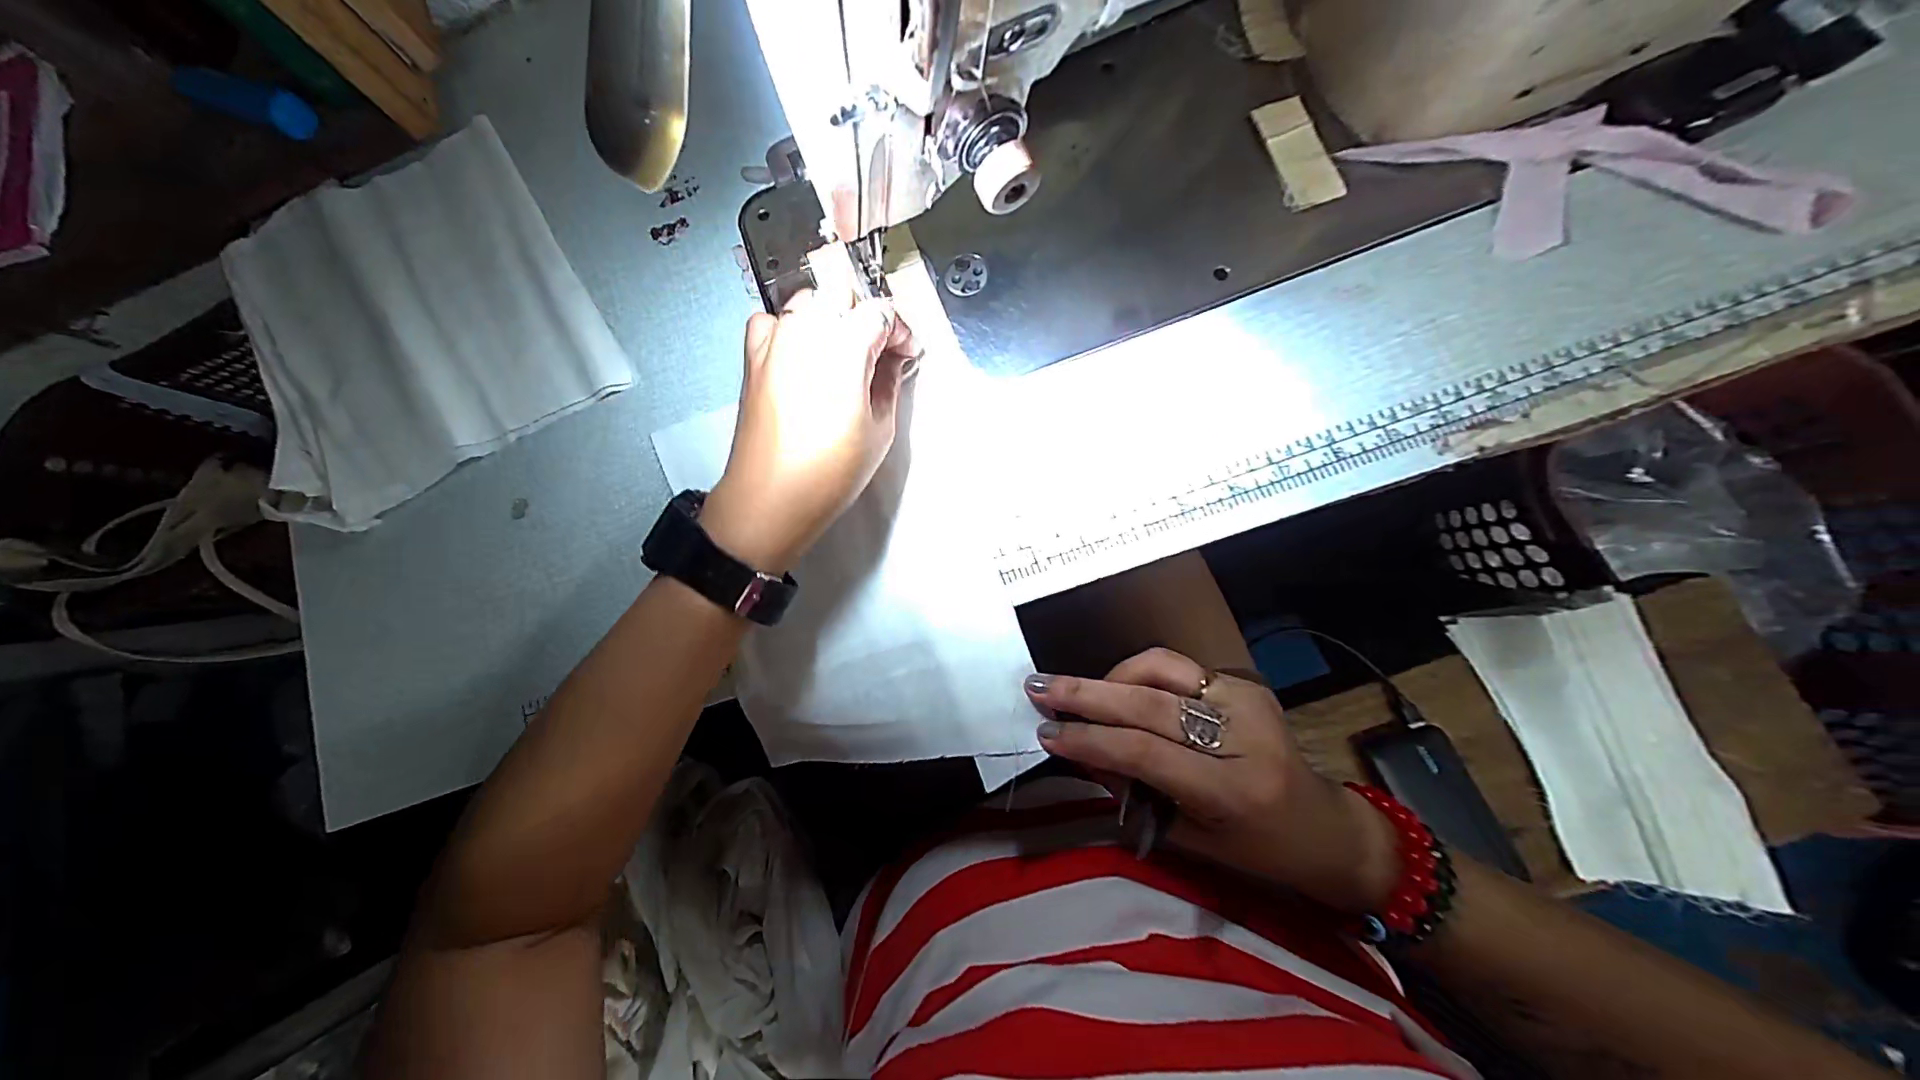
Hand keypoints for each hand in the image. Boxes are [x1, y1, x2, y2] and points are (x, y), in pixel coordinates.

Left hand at [700, 287, 918, 573]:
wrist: (770, 497)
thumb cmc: (827, 472)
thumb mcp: (879, 429)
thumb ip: (888, 381)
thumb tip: (893, 359)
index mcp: (844, 346)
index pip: (880, 312)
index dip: (901, 330)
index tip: (908, 351)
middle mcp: (806, 332)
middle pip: (843, 294)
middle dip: (867, 315)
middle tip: (882, 349)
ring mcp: (775, 341)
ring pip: (809, 301)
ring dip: (832, 317)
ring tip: (846, 353)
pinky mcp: (753, 357)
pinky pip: (774, 321)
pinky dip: (792, 328)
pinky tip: (805, 355)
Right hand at [1025, 648, 1400, 913]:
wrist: (1327, 828)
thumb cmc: (1260, 852)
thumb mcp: (1193, 840)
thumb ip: (1137, 794)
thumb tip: (1085, 753)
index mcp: (1234, 790)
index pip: (1146, 752)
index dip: (1090, 740)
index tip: (1046, 733)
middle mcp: (1245, 735)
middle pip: (1150, 703)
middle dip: (1086, 694)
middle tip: (1040, 687)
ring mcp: (1248, 700)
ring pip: (1163, 668)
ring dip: (1112, 677)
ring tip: (1075, 692)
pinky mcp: (1245, 684)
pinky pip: (1178, 668)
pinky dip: (1139, 675)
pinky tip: (1117, 690)